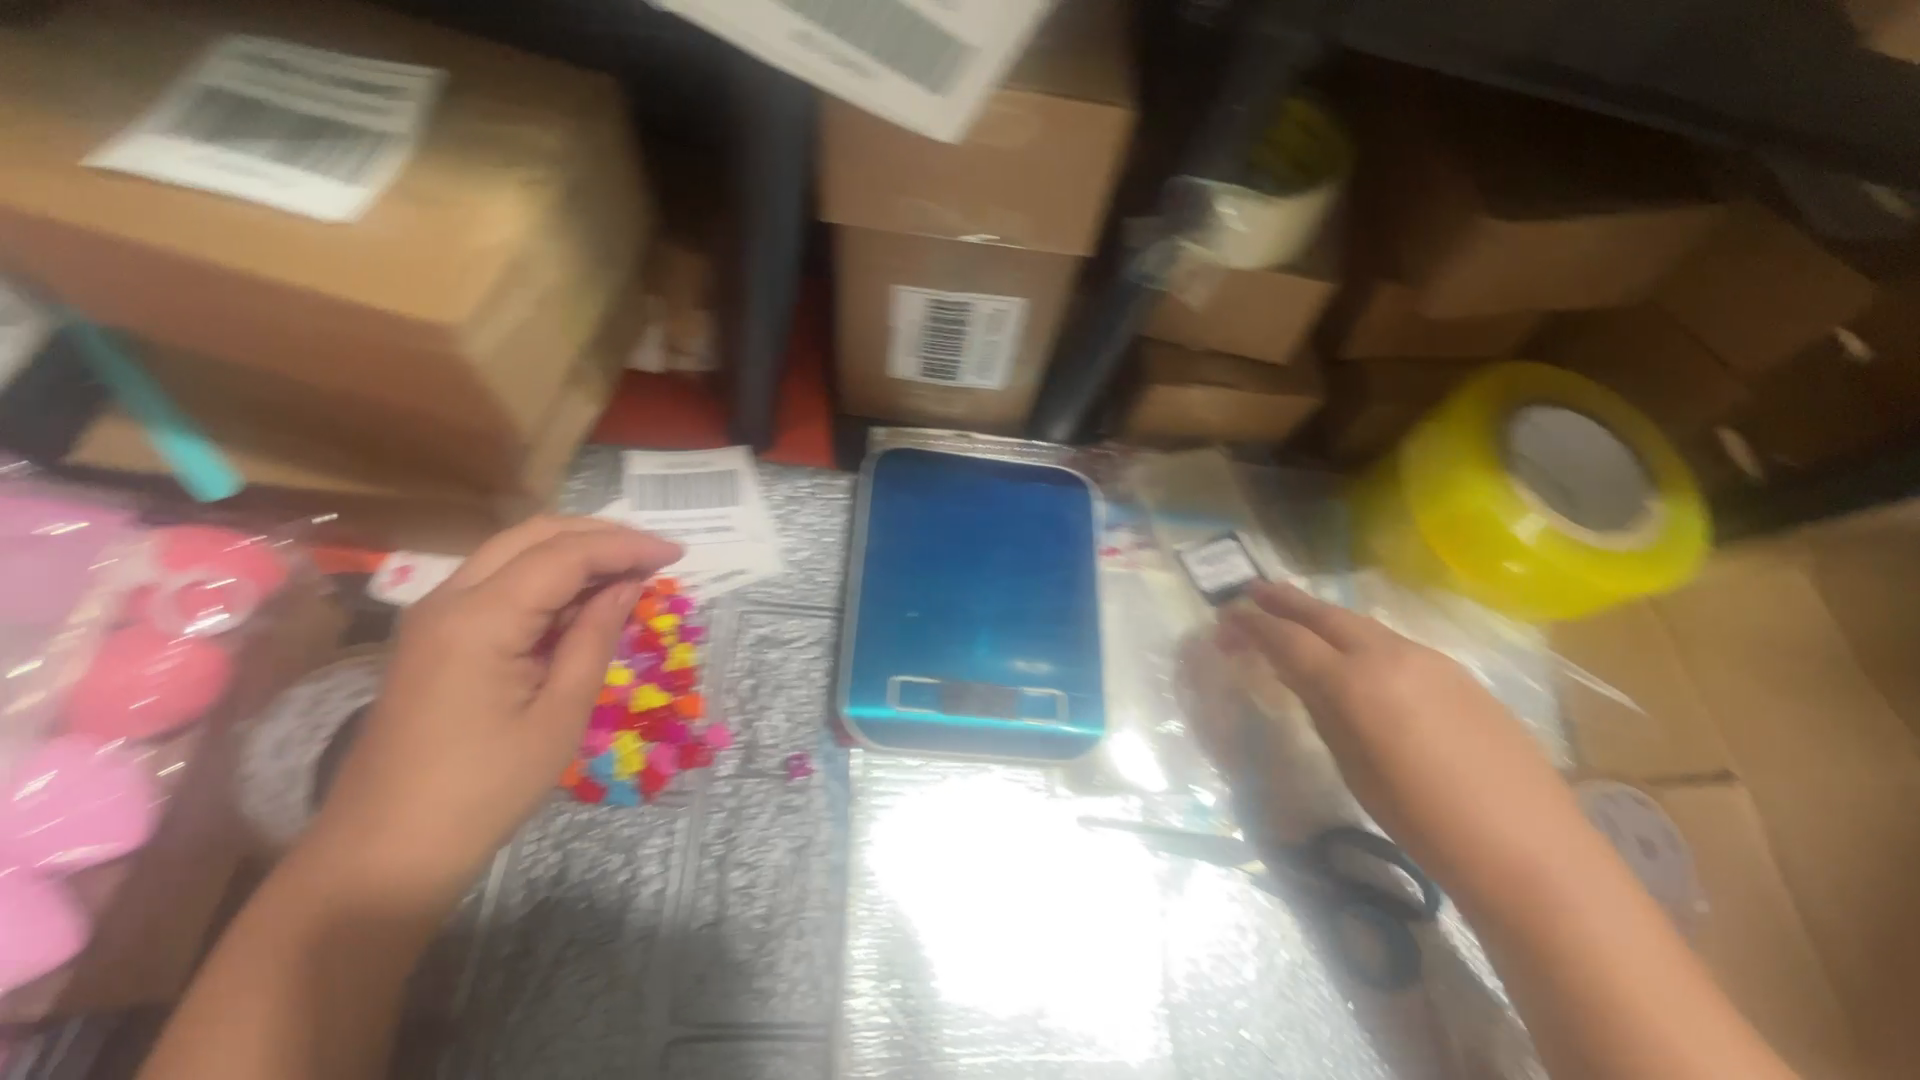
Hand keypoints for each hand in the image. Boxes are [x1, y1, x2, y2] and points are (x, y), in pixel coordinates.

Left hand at [301, 518, 681, 911]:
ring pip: (511, 552)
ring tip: (628, 572)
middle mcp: (448, 598)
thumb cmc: (485, 790)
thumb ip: (593, 638)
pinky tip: (580, 600)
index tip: (677, 556)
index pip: (564, 554)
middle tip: (654, 555)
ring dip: (571, 552)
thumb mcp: (559, 716)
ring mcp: (433, 615)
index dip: (626, 546)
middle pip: (532, 535)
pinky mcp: (432, 636)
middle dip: (599, 535)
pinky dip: (544, 578)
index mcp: (480, 618)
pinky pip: (495, 583)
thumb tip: (627, 586)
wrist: (386, 849)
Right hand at [1212, 582, 1581, 882]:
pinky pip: (1394, 644)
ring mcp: (1430, 660)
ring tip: (1297, 618)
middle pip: (1327, 615)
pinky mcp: (1458, 675)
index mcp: (1354, 683)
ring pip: (1363, 626)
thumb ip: (1324, 711)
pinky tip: (1355, 658)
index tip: (1226, 618)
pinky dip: (1360, 640)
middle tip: (1252, 592)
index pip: (1288, 640)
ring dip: (1324, 618)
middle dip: (1286, 602)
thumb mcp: (1353, 766)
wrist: (1525, 846)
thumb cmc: (1421, 821)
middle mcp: (1390, 656)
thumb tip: (1305, 678)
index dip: (1253, 626)